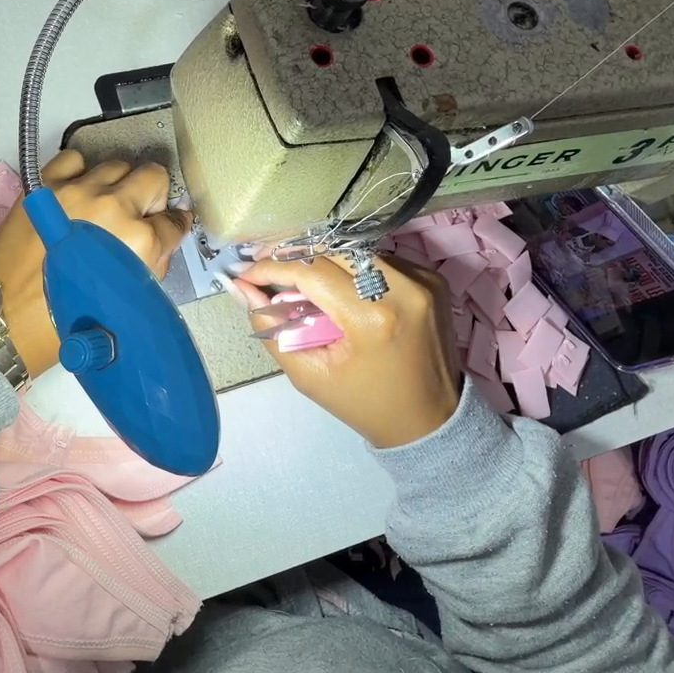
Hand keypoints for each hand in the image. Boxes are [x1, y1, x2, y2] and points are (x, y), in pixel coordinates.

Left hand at [0, 151, 190, 377]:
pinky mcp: (46, 184)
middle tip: (139, 213)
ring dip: (117, 184)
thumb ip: (153, 262)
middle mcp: (113, 208)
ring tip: (104, 205)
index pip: (174, 222)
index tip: (168, 227)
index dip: (172, 228)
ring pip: (116, 165)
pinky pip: (74, 160)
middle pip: (153, 176)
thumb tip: (162, 238)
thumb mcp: (129, 298)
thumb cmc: (70, 318)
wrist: (6, 316)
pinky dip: (80, 173)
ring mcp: (78, 192)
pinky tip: (77, 193)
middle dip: (152, 195)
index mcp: (139, 241)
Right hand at [232, 255, 458, 448]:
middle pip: (332, 250)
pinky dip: (355, 270)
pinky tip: (343, 291)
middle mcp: (403, 289)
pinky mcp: (433, 278)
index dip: (272, 267)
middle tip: (266, 268)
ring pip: (355, 251)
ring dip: (324, 261)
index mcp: (371, 318)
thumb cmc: (365, 404)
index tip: (246, 272)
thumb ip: (271, 327)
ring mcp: (423, 280)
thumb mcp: (309, 374)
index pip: (310, 271)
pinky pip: (380, 261)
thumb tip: (241, 288)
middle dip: (294, 256)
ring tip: (301, 281)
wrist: (431, 422)